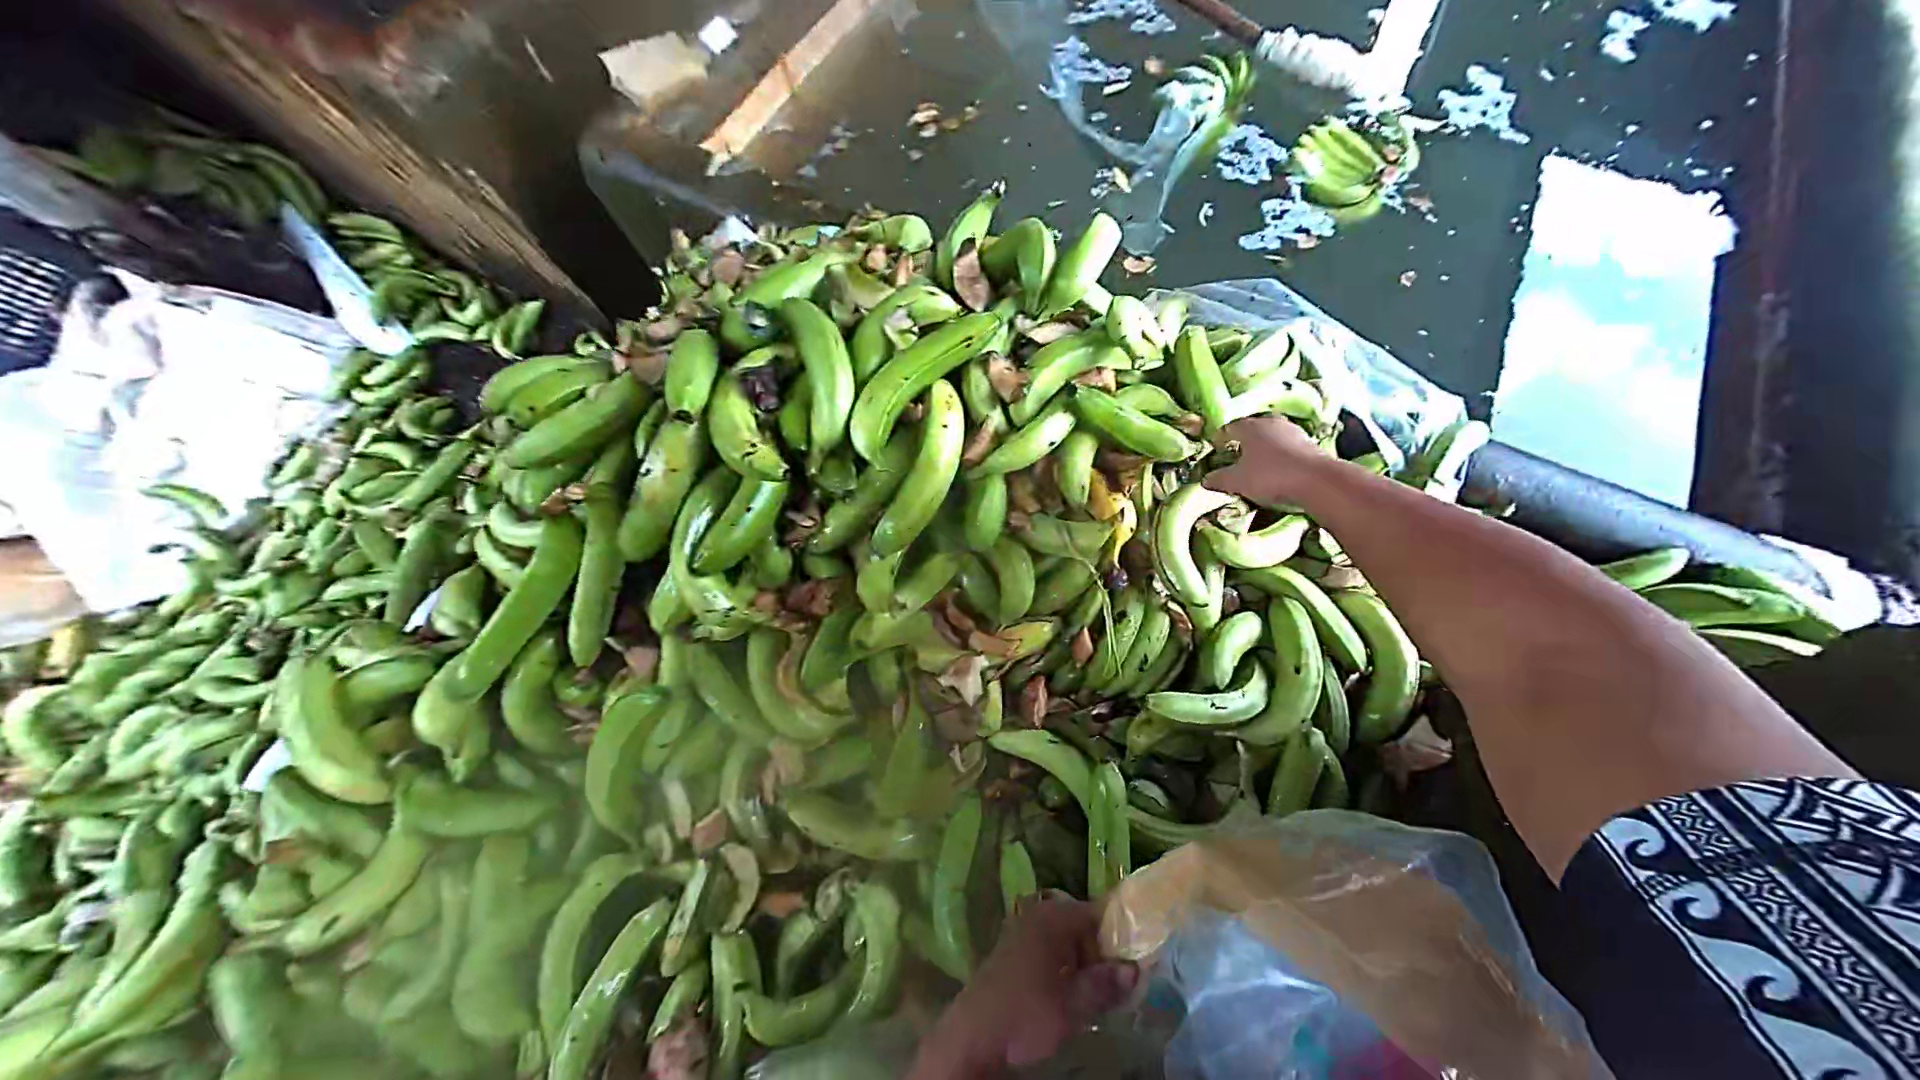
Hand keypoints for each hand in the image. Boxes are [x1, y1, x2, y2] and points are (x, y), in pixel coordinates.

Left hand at [905, 896, 1138, 1079]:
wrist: (973, 1036)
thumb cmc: (1025, 1014)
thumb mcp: (1073, 1005)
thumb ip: (1105, 984)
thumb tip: (1135, 968)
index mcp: (1053, 916)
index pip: (1099, 912)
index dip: (1122, 933)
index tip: (1141, 956)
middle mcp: (1038, 914)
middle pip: (1083, 924)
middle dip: (1103, 951)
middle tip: (1121, 982)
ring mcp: (1023, 930)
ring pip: (1067, 939)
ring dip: (1085, 961)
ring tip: (1100, 991)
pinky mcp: (1014, 950)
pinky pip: (1051, 948)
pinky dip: (1066, 965)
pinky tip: (1072, 992)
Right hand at [1202, 416, 1331, 505]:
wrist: (1317, 481)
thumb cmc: (1270, 476)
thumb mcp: (1237, 481)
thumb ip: (1219, 479)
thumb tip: (1205, 479)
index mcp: (1251, 427)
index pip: (1230, 427)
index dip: (1221, 437)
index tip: (1216, 448)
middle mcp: (1272, 423)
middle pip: (1254, 428)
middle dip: (1245, 439)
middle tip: (1236, 452)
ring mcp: (1294, 432)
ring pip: (1273, 436)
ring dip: (1265, 446)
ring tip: (1257, 461)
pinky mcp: (1310, 445)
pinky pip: (1288, 447)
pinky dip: (1281, 455)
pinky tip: (1278, 468)